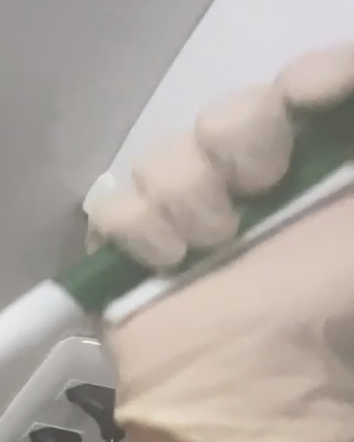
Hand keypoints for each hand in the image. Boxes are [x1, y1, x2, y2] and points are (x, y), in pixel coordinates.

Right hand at [86, 43, 353, 441]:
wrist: (246, 366)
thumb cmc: (328, 300)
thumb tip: (342, 114)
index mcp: (322, 159)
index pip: (309, 80)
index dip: (311, 75)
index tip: (318, 94)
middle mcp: (253, 171)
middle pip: (228, 108)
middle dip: (241, 137)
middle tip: (260, 187)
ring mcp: (182, 207)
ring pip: (162, 154)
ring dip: (187, 194)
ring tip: (209, 244)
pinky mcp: (123, 242)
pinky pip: (111, 205)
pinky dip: (137, 230)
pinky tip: (164, 261)